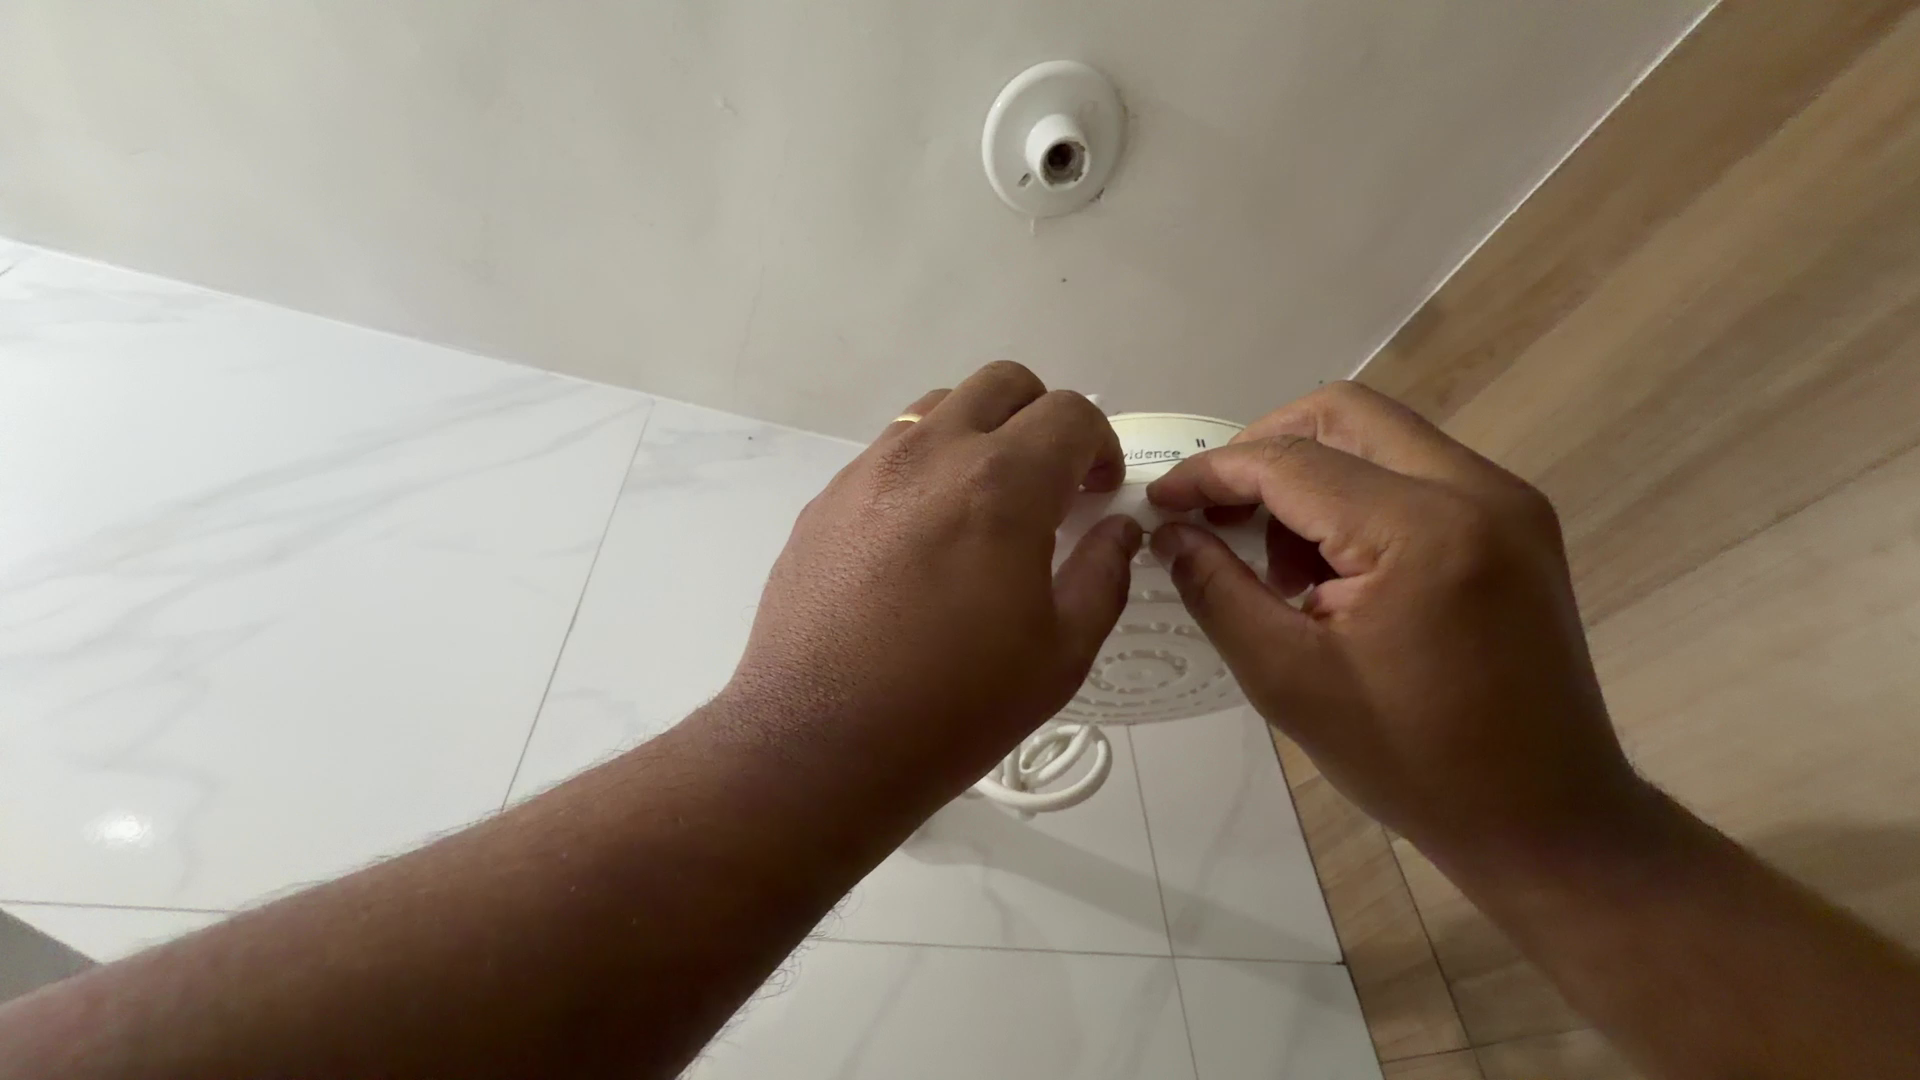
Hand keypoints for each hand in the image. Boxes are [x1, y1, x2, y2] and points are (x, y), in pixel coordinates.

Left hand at [724, 361, 1142, 796]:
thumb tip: (1118, 530)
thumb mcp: (1060, 653)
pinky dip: (924, 470)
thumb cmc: (954, 706)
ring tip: (982, 507)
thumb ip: (1102, 574)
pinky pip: (888, 453)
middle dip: (1042, 420)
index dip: (1100, 446)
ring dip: (979, 437)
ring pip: (938, 408)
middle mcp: (930, 454)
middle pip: (1003, 384)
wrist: (818, 745)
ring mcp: (867, 471)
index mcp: (1000, 483)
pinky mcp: (824, 501)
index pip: (1070, 413)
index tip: (1096, 494)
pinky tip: (919, 541)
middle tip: (1048, 484)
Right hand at [1145, 381, 1641, 862]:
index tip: (1161, 500)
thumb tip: (1171, 533)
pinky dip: (1353, 497)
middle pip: (1344, 414)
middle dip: (1263, 450)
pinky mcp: (1515, 526)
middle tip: (1218, 508)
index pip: (1289, 463)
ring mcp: (1507, 503)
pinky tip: (1331, 570)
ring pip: (1379, 438)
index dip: (1211, 474)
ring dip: (1308, 476)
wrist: (1548, 820)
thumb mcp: (1286, 679)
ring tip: (1278, 562)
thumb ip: (1216, 590)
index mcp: (1422, 530)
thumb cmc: (1411, 760)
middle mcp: (1477, 491)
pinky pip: (1412, 474)